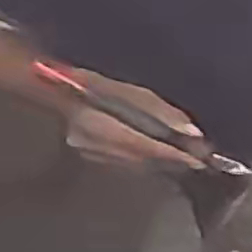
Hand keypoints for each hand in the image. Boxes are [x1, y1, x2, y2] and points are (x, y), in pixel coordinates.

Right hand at [65, 70, 204, 168]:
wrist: (50, 90)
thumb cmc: (95, 86)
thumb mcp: (133, 93)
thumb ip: (164, 113)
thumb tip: (194, 133)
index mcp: (98, 123)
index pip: (146, 146)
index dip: (175, 155)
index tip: (200, 162)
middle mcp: (91, 143)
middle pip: (145, 160)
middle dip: (174, 161)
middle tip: (200, 161)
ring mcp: (88, 152)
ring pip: (138, 165)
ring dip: (164, 164)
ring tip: (187, 160)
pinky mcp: (89, 156)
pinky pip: (128, 164)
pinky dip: (149, 162)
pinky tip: (163, 159)